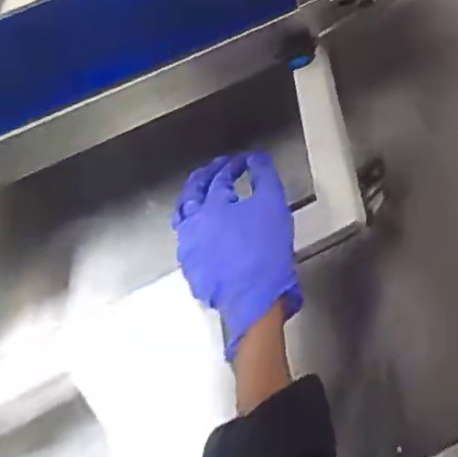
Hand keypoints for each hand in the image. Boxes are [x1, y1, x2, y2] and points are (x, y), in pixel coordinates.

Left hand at [173, 152, 301, 360]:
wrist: (256, 298)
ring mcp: (189, 249)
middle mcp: (193, 225)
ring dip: (195, 199)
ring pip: (184, 216)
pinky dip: (196, 225)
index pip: (220, 177)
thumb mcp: (273, 203)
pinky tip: (208, 227)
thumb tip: (256, 158)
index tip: (244, 161)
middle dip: (207, 175)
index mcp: (212, 206)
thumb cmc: (266, 249)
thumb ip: (264, 174)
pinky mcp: (192, 269)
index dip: (233, 165)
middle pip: (193, 192)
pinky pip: (188, 239)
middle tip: (219, 167)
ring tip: (207, 194)